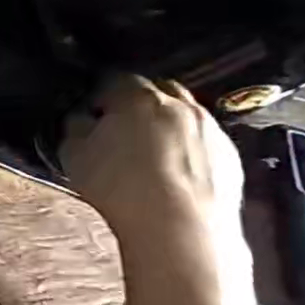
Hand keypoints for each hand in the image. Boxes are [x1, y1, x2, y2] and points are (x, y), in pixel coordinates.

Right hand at [61, 76, 248, 288]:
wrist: (180, 226)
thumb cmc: (119, 186)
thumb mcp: (73, 153)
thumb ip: (74, 126)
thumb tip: (81, 118)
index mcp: (138, 99)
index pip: (115, 79)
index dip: (98, 93)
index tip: (90, 112)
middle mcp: (181, 106)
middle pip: (157, 89)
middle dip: (137, 101)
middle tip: (118, 125)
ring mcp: (211, 130)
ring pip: (184, 113)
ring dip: (164, 123)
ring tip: (145, 151)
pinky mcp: (231, 156)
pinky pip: (203, 139)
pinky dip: (186, 146)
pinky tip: (170, 171)